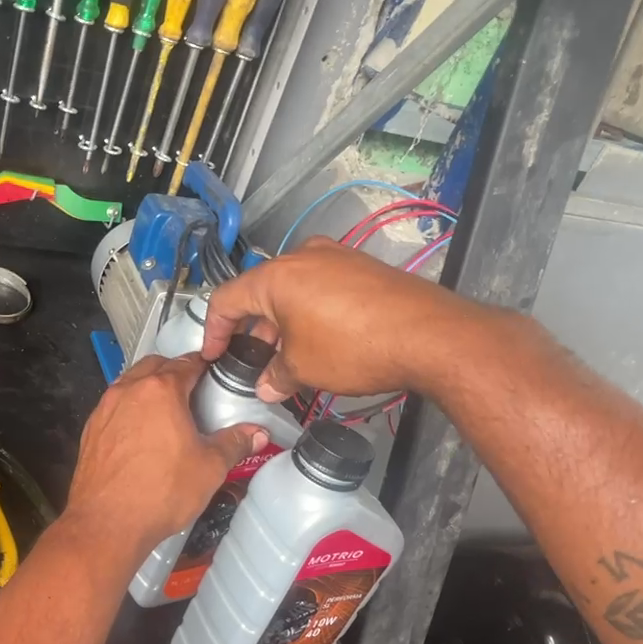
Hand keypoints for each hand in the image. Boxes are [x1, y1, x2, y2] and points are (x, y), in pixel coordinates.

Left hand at [64, 355, 267, 555]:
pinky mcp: (91, 431)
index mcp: (160, 390)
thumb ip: (234, 444)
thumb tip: (257, 434)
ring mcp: (105, 410)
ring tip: (167, 409)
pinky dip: (129, 408)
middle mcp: (128, 391)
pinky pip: (113, 407)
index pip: (186, 364)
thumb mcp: (210, 468)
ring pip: (129, 383)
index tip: (214, 373)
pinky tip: (140, 431)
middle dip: (173, 370)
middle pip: (154, 366)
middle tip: (192, 389)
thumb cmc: (161, 492)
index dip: (203, 366)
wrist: (106, 523)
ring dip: (148, 387)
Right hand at [202, 238, 502, 402]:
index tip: (212, 355)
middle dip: (252, 329)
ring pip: (293, 290)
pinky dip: (309, 314)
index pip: (226, 299)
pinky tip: (319, 342)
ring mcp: (336, 258)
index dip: (213, 331)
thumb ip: (276, 375)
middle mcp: (302, 257)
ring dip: (282, 323)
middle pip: (260, 292)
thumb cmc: (352, 348)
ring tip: (285, 358)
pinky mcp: (363, 268)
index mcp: (275, 276)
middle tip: (251, 361)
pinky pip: (321, 288)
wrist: (429, 335)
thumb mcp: (303, 369)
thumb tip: (268, 386)